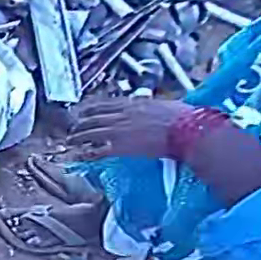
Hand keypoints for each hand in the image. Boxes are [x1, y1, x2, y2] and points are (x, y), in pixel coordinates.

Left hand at [69, 99, 193, 158]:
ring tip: (70, 141)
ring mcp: (118, 130)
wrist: (190, 131)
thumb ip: (149, 106)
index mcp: (133, 104)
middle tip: (72, 128)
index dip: (89, 109)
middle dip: (79, 124)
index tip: (82, 112)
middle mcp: (121, 115)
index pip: (103, 104)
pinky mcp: (119, 146)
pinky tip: (82, 155)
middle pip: (91, 118)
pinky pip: (97, 150)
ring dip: (77, 137)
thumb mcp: (165, 104)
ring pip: (89, 132)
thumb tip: (148, 107)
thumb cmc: (186, 118)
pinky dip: (88, 153)